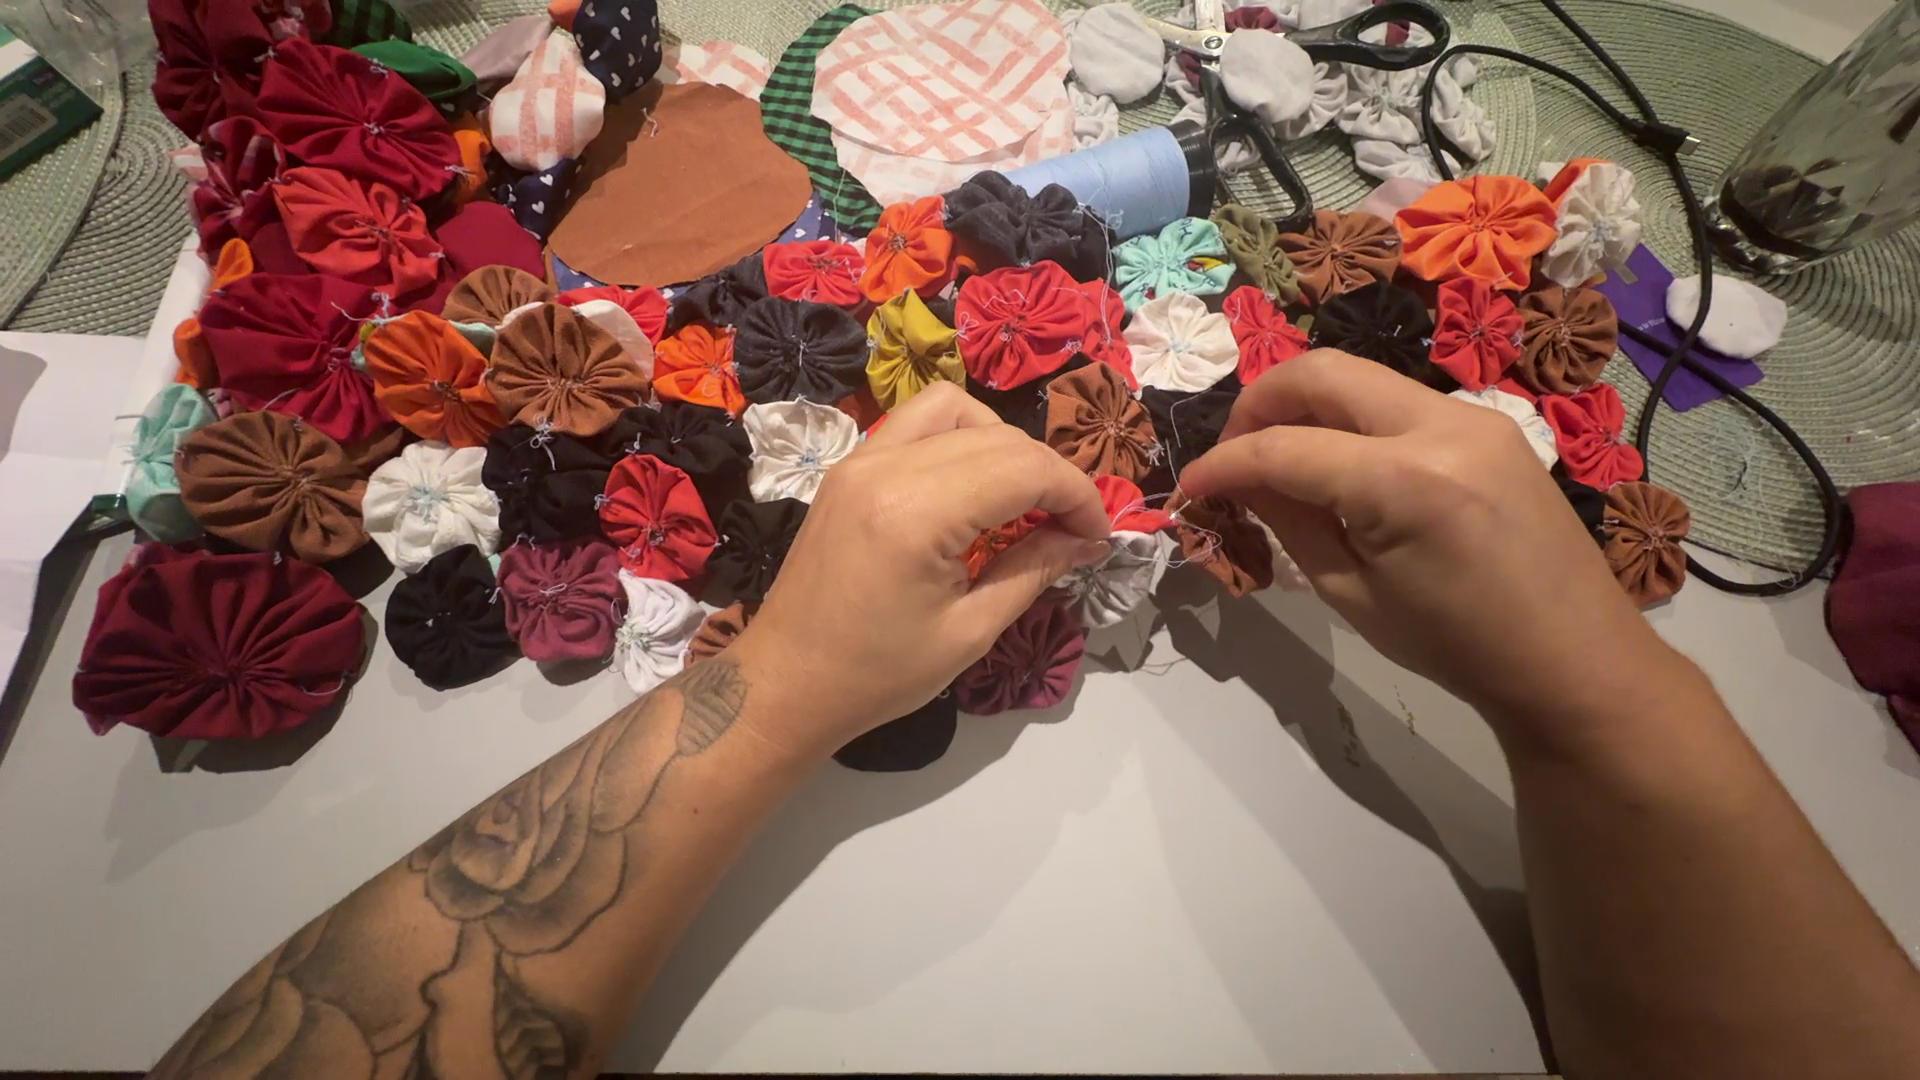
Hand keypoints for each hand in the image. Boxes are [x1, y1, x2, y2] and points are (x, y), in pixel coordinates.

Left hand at [732, 383, 1110, 756]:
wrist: (786, 683)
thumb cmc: (877, 675)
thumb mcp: (969, 632)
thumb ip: (1033, 569)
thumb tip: (1088, 538)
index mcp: (916, 513)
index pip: (1024, 467)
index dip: (1077, 494)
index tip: (1098, 533)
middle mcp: (885, 467)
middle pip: (997, 435)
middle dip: (1049, 473)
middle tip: (1068, 525)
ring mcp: (860, 460)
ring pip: (954, 409)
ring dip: (1002, 443)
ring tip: (1018, 498)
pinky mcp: (848, 469)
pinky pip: (916, 424)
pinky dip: (958, 439)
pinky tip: (969, 488)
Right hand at [1179, 350, 1670, 726]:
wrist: (1574, 658)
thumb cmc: (1452, 644)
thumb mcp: (1347, 590)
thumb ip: (1286, 519)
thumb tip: (1234, 480)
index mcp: (1404, 484)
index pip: (1282, 449)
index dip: (1222, 464)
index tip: (1190, 486)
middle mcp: (1441, 427)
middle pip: (1319, 372)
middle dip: (1256, 405)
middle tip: (1231, 455)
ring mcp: (1471, 417)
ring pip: (1355, 377)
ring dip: (1299, 406)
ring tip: (1273, 459)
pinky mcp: (1485, 424)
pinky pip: (1390, 401)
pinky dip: (1341, 419)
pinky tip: (1330, 464)